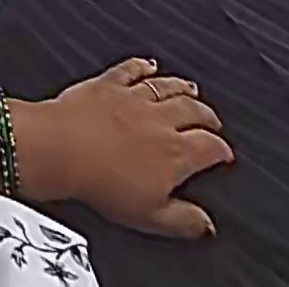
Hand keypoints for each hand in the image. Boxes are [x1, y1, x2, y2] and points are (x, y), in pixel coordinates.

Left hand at [9, 58, 233, 239]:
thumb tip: (204, 224)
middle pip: (192, 110)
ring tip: (192, 87)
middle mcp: (157, 119)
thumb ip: (183, 219)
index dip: (221, 150)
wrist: (63, 148)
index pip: (209, 147)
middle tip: (213, 118)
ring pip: (165, 87)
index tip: (225, 152)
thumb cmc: (101, 182)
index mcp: (174, 153)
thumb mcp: (150, 216)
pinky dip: (142, 65)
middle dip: (207, 114)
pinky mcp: (107, 83)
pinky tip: (148, 64)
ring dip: (181, 86)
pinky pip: (130, 69)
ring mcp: (132, 97)